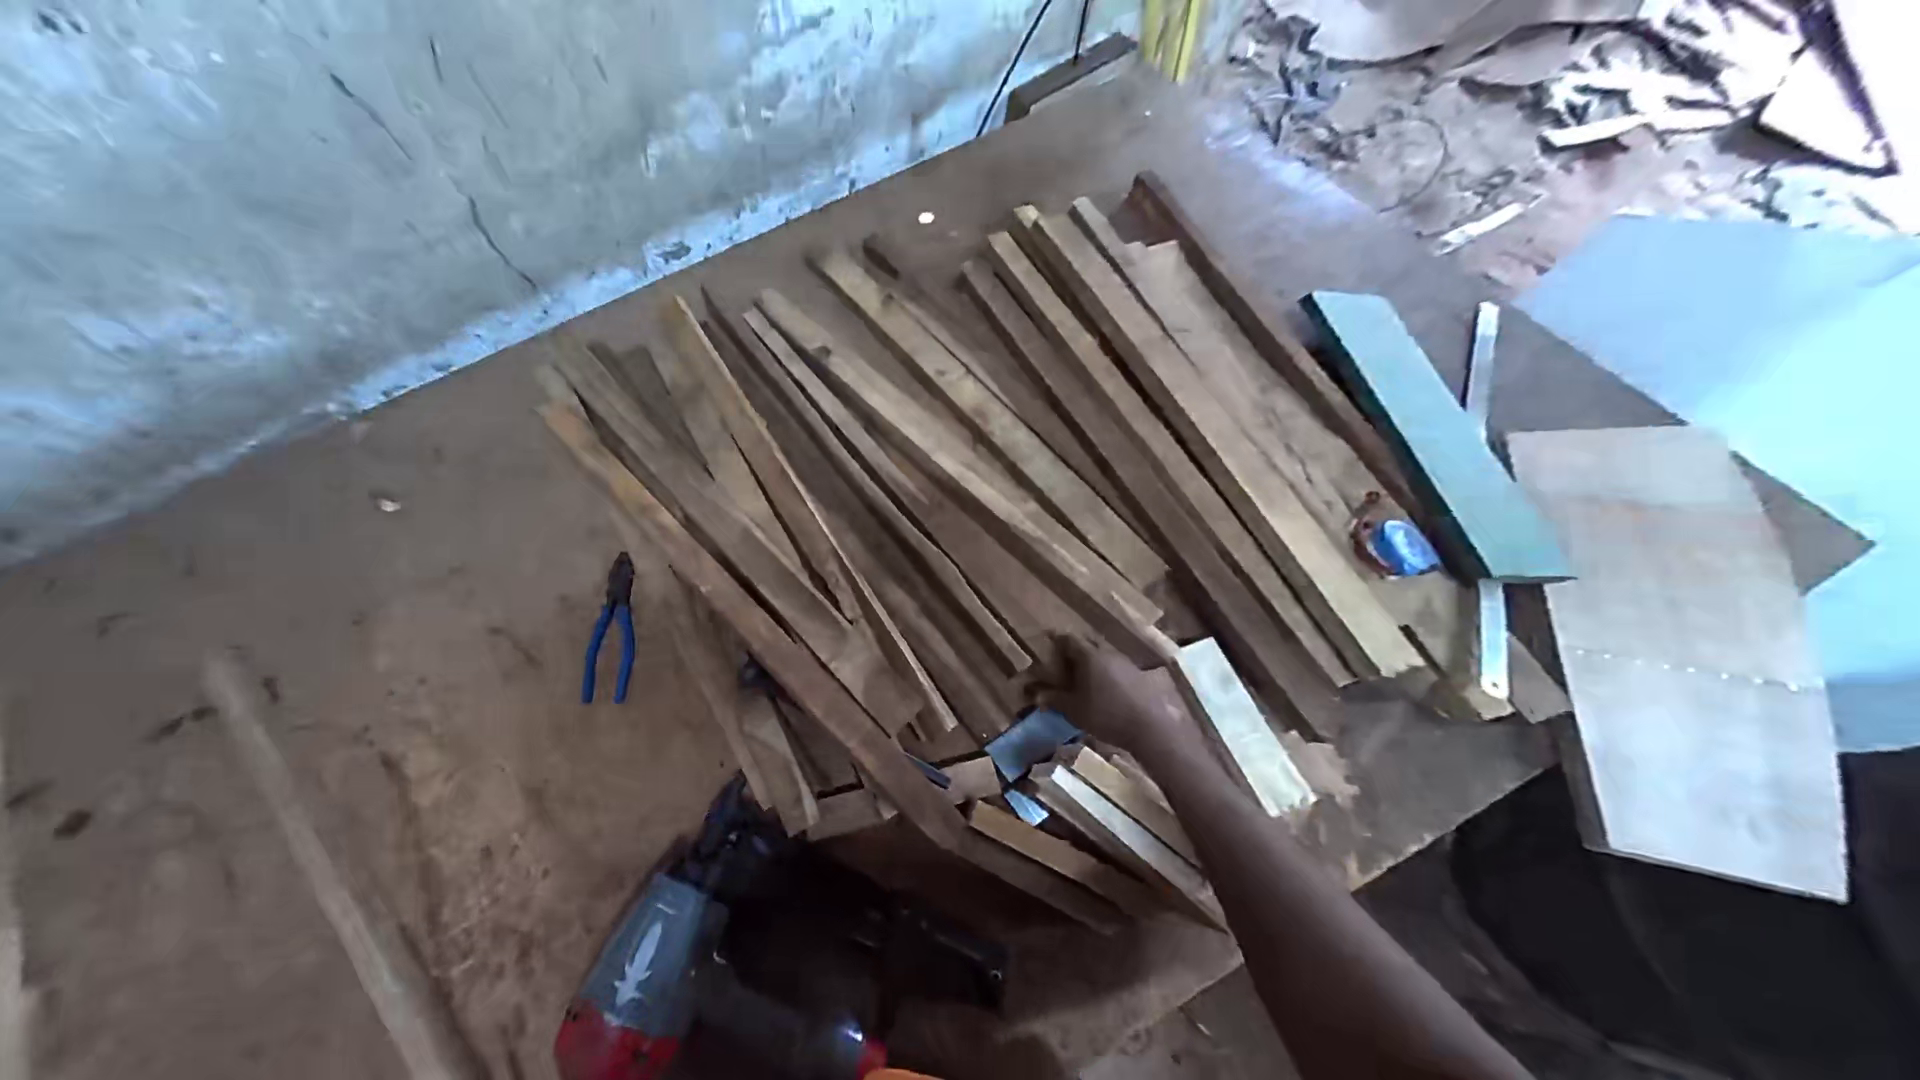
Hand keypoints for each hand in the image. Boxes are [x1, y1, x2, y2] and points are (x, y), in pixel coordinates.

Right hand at [1030, 635, 1199, 762]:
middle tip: (1065, 658)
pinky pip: (1116, 665)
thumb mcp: (1074, 710)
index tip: (1048, 642)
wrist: (1150, 727)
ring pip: (1104, 653)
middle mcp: (1107, 653)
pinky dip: (1107, 669)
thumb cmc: (1106, 715)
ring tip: (1084, 673)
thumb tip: (1037, 695)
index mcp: (1089, 656)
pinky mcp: (1138, 674)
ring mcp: (1125, 662)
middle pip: (1088, 642)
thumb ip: (1055, 700)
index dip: (1057, 640)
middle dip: (1076, 647)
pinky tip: (1105, 685)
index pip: (1069, 639)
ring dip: (1093, 658)